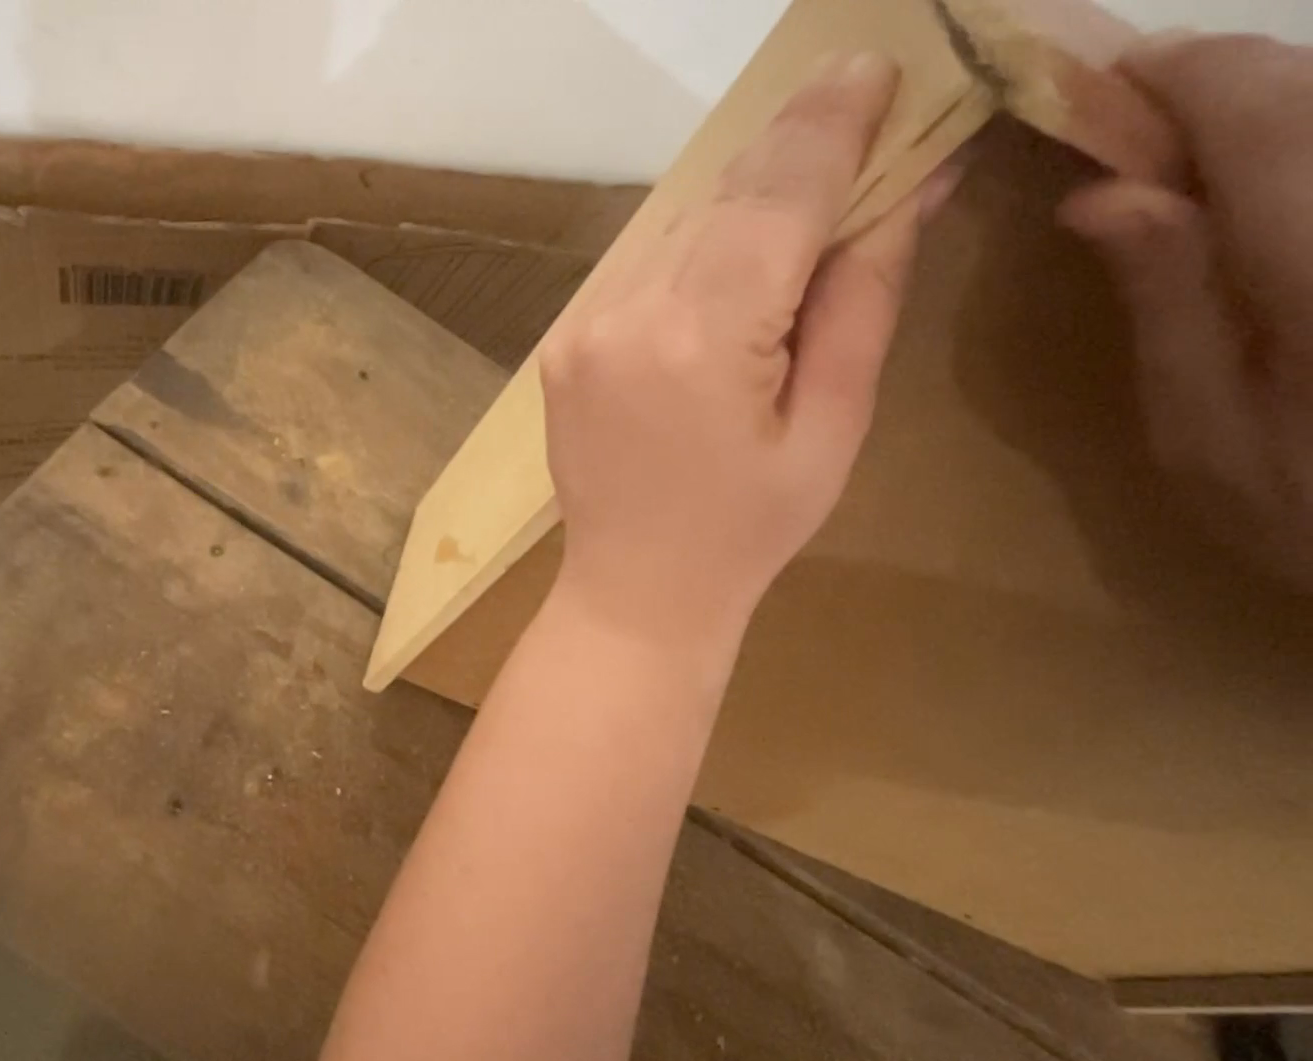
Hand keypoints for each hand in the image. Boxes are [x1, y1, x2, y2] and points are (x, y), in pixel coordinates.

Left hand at [539, 53, 945, 641]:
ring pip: (673, 226)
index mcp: (699, 339)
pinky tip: (724, 264)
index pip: (774, 197)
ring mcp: (578, 327)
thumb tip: (906, 187)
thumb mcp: (833, 424)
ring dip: (737, 203)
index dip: (828, 126)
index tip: (872, 69)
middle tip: (854, 107)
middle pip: (718, 200)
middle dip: (789, 153)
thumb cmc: (747, 528)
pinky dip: (688, 248)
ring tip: (797, 196)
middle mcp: (622, 315)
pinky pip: (636, 265)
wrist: (634, 587)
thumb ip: (861, 297)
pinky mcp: (560, 341)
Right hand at [1061, 34, 1312, 592]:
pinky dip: (1302, 162)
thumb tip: (1103, 193)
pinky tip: (1260, 212)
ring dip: (1267, 126)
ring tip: (1193, 184)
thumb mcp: (1202, 426)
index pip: (1253, 102)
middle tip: (1131, 149)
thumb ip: (1164, 299)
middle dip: (1214, 97)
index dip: (1168, 76)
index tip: (1095, 89)